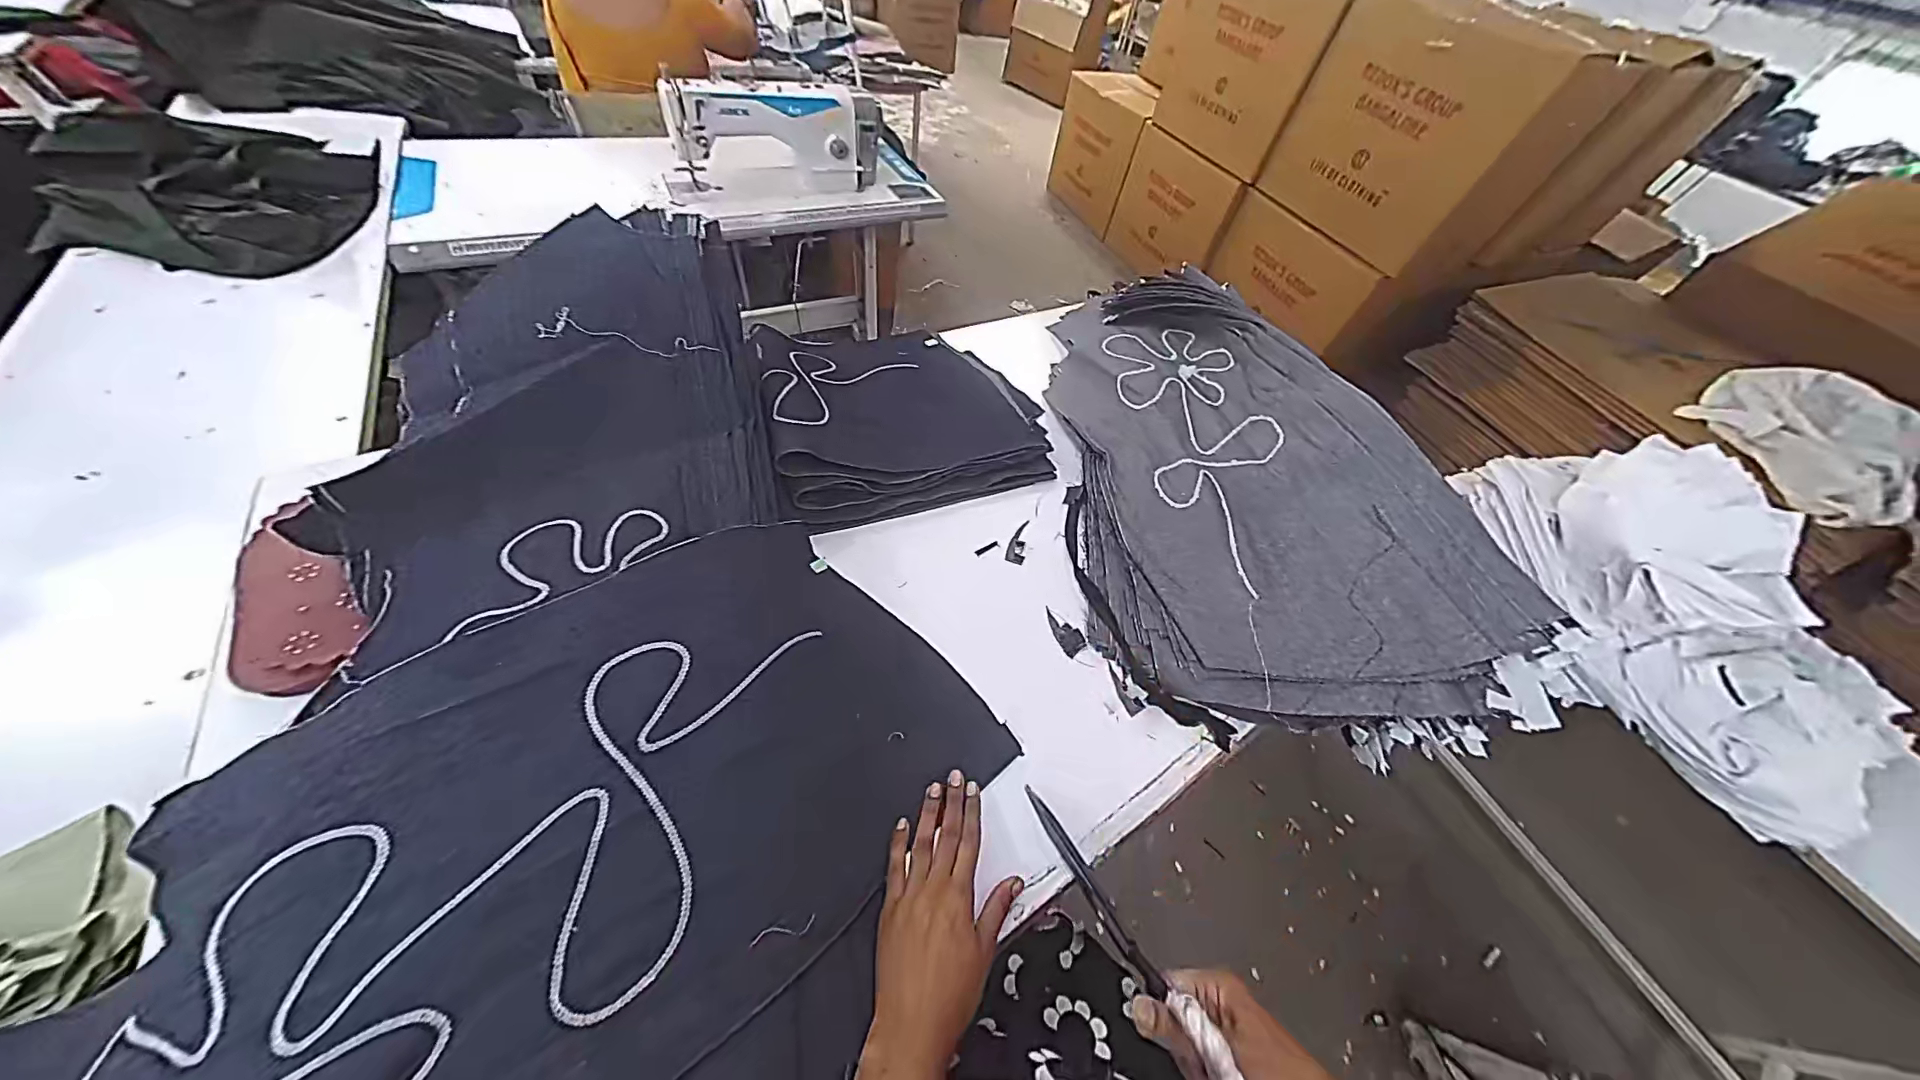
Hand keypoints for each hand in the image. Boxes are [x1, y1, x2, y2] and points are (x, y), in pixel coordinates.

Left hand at [856, 770, 1023, 1079]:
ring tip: (931, 791)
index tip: (973, 792)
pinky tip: (900, 826)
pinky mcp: (890, 908)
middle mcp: (933, 891)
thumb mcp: (985, 951)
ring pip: (919, 844)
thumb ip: (997, 909)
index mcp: (959, 898)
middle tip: (953, 778)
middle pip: (946, 836)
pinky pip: (893, 867)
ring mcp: (908, 897)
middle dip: (951, 803)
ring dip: (926, 815)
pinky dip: (897, 844)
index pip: (969, 844)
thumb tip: (1011, 883)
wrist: (911, 1022)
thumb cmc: (949, 994)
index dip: (972, 813)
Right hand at [1130, 969, 1332, 1079]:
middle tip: (1205, 1065)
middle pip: (1174, 1016)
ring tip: (1218, 1073)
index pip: (1163, 984)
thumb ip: (1177, 1028)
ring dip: (1197, 1061)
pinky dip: (1209, 1068)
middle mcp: (1224, 998)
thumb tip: (1140, 1005)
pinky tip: (1224, 1074)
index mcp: (1219, 983)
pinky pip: (1207, 1053)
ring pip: (1189, 1041)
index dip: (1157, 1013)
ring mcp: (1229, 1025)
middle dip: (1182, 1045)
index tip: (1168, 1039)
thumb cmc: (1284, 1076)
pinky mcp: (1236, 1048)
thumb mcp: (1218, 1053)